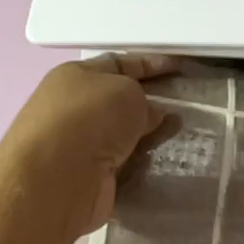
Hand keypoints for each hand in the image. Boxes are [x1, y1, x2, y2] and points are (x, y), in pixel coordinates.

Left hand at [0, 53, 177, 235]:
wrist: (58, 179)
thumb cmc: (90, 119)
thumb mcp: (127, 91)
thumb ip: (145, 98)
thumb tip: (152, 114)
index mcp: (75, 77)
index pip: (118, 64)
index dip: (149, 64)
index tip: (178, 68)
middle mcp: (73, 109)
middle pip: (120, 102)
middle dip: (151, 103)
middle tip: (186, 105)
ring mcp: (80, 145)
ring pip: (124, 135)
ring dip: (149, 135)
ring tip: (181, 134)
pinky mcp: (89, 177)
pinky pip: (124, 164)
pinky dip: (142, 162)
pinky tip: (164, 161)